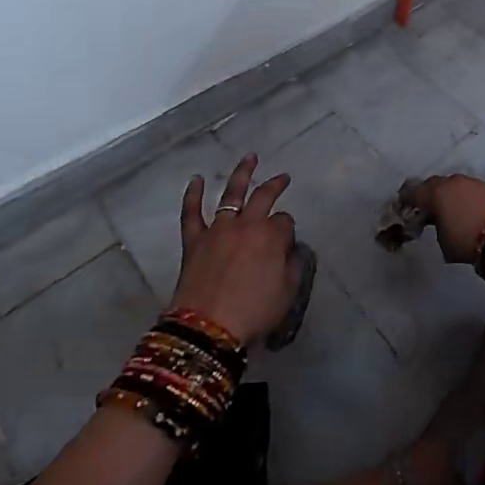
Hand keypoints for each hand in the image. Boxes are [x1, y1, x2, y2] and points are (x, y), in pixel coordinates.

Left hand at [170, 154, 301, 345]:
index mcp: (271, 236)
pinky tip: (197, 179)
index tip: (287, 243)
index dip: (288, 231)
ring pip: (231, 194)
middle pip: (263, 197)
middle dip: (275, 185)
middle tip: (283, 177)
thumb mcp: (287, 293)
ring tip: (249, 158)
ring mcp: (217, 229)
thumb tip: (291, 250)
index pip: (285, 222)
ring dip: (242, 174)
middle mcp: (246, 225)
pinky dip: (193, 194)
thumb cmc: (254, 312)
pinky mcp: (194, 239)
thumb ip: (293, 266)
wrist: (209, 326)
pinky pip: (191, 212)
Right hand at [402, 174, 484, 267]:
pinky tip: (471, 209)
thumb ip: (436, 228)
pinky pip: (472, 189)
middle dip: (428, 194)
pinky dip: (468, 197)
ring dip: (450, 194)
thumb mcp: (444, 242)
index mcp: (435, 194)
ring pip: (454, 185)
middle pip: (433, 184)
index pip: (412, 192)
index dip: (406, 200)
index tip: (404, 206)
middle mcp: (452, 183)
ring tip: (451, 208)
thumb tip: (438, 224)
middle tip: (427, 207)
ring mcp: (473, 182)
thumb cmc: (468, 242)